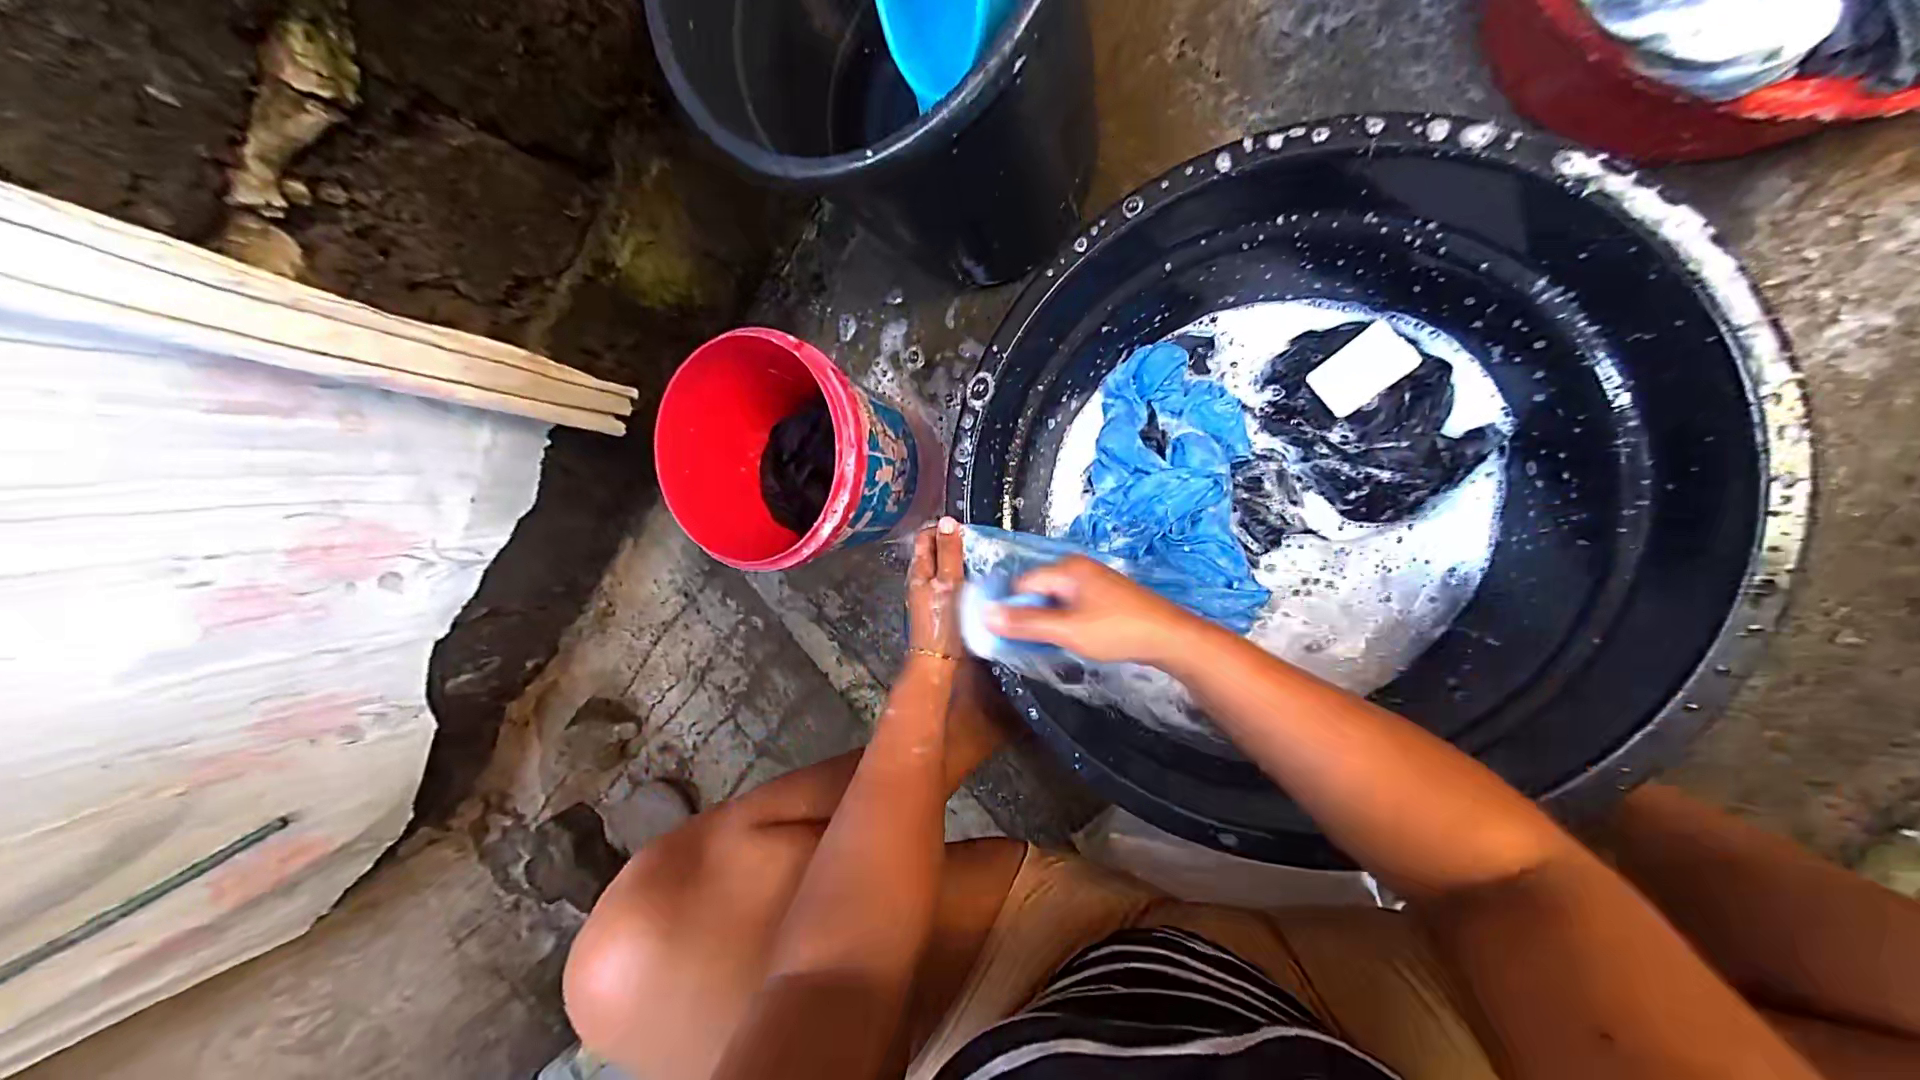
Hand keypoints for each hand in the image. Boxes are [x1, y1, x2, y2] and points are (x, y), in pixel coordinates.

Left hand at [907, 517, 964, 658]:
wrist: (940, 664)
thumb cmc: (942, 625)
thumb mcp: (948, 583)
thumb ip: (949, 553)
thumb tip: (948, 522)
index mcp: (919, 570)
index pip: (926, 536)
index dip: (944, 527)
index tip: (965, 528)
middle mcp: (921, 580)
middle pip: (935, 551)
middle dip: (954, 542)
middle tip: (977, 542)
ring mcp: (930, 595)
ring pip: (944, 567)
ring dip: (960, 561)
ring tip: (980, 559)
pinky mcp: (942, 608)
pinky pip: (952, 584)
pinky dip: (963, 578)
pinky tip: (977, 583)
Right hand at [984, 556, 1205, 665]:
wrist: (1170, 638)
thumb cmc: (1118, 631)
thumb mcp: (1066, 630)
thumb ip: (1025, 624)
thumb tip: (986, 615)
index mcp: (1067, 569)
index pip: (1022, 584)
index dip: (1011, 608)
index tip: (1006, 633)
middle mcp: (1078, 569)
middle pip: (1038, 591)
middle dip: (1030, 616)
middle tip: (1032, 643)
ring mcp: (1094, 582)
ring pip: (1055, 601)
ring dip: (1049, 623)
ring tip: (1056, 643)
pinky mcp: (1105, 597)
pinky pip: (1072, 607)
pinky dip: (1066, 623)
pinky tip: (1074, 640)